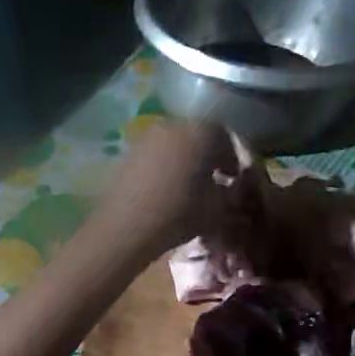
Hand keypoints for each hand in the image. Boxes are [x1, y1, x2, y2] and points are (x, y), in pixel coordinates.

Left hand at [93, 120, 239, 253]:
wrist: (123, 229)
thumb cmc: (178, 215)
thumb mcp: (216, 210)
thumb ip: (229, 195)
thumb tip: (228, 189)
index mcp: (200, 132)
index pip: (223, 135)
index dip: (230, 157)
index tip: (231, 176)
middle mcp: (171, 126)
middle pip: (194, 136)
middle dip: (204, 156)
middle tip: (209, 180)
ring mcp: (143, 139)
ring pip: (170, 145)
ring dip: (180, 161)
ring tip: (183, 187)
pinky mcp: (123, 155)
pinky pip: (149, 156)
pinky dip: (158, 167)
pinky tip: (160, 190)